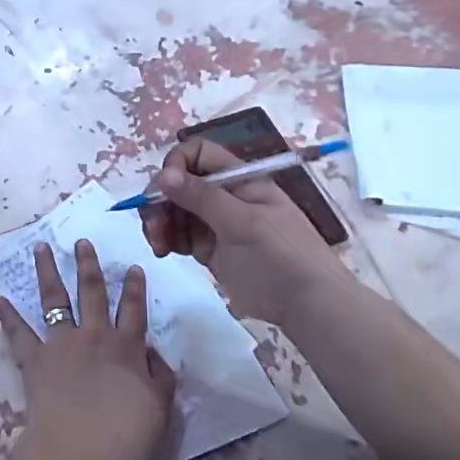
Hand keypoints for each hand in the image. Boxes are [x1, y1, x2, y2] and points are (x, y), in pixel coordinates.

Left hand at [0, 240, 174, 459]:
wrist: (78, 457)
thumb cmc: (125, 439)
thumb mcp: (160, 409)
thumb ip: (160, 377)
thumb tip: (153, 353)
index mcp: (127, 347)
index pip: (133, 310)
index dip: (134, 288)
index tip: (134, 267)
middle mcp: (94, 336)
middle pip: (92, 292)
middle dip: (88, 265)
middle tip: (81, 241)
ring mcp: (61, 344)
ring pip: (55, 300)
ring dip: (48, 271)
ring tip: (40, 247)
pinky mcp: (34, 359)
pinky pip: (19, 333)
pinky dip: (8, 316)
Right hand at [140, 140, 361, 324]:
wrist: (308, 305)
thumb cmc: (282, 255)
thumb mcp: (243, 222)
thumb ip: (202, 198)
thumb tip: (163, 175)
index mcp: (239, 179)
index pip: (197, 154)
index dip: (176, 165)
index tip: (165, 190)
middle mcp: (224, 196)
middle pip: (179, 183)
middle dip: (160, 199)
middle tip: (152, 225)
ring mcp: (216, 223)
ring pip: (174, 210)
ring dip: (159, 221)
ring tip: (158, 245)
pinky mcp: (209, 249)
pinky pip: (179, 234)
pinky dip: (166, 239)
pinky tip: (163, 251)